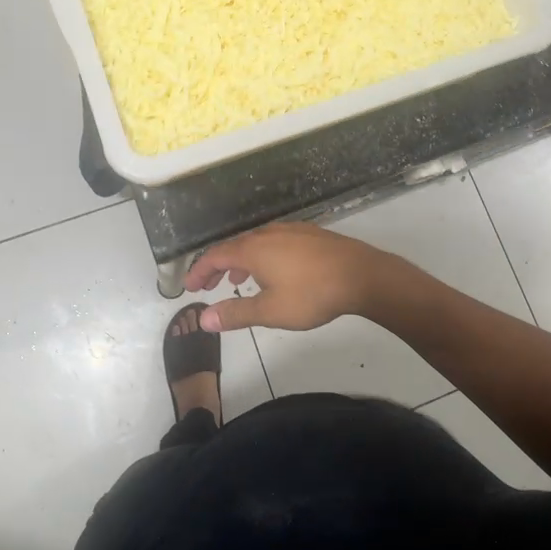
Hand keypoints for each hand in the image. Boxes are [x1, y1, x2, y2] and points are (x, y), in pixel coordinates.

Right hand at [184, 222, 396, 332]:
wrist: (362, 275)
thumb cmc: (312, 294)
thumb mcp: (270, 311)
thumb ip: (235, 313)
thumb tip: (203, 318)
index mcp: (253, 249)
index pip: (215, 256)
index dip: (199, 271)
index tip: (189, 287)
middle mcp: (268, 233)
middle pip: (234, 246)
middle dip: (217, 265)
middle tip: (207, 284)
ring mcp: (291, 230)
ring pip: (256, 242)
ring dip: (241, 260)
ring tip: (238, 279)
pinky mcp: (310, 234)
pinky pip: (275, 241)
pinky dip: (262, 255)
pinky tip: (274, 271)